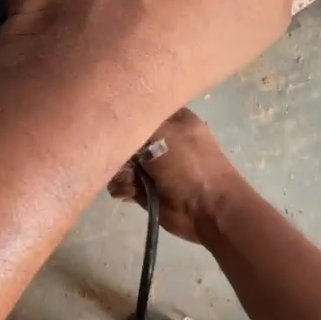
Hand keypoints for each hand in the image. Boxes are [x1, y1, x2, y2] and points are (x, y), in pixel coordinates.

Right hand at [106, 109, 238, 242]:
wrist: (206, 209)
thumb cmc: (189, 164)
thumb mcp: (163, 132)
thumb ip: (133, 123)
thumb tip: (113, 131)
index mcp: (172, 120)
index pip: (140, 110)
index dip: (126, 118)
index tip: (117, 126)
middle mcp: (161, 140)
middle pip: (124, 138)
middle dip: (119, 150)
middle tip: (126, 159)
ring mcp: (152, 165)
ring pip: (119, 161)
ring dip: (120, 171)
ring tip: (131, 180)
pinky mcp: (144, 188)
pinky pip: (120, 182)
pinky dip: (122, 187)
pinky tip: (131, 192)